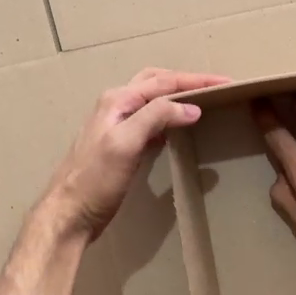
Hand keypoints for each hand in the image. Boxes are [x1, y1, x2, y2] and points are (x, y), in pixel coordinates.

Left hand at [39, 68, 230, 240]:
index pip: (164, 81)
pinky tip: (178, 127)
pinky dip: (168, 116)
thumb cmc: (95, 180)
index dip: (196, 80)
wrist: (68, 214)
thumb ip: (155, 118)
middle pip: (156, 82)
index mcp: (116, 100)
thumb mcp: (125, 144)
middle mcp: (115, 106)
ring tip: (202, 101)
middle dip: (186, 81)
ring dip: (176, 96)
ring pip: (151, 100)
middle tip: (216, 87)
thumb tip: (192, 107)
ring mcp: (115, 126)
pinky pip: (149, 120)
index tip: (226, 83)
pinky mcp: (119, 145)